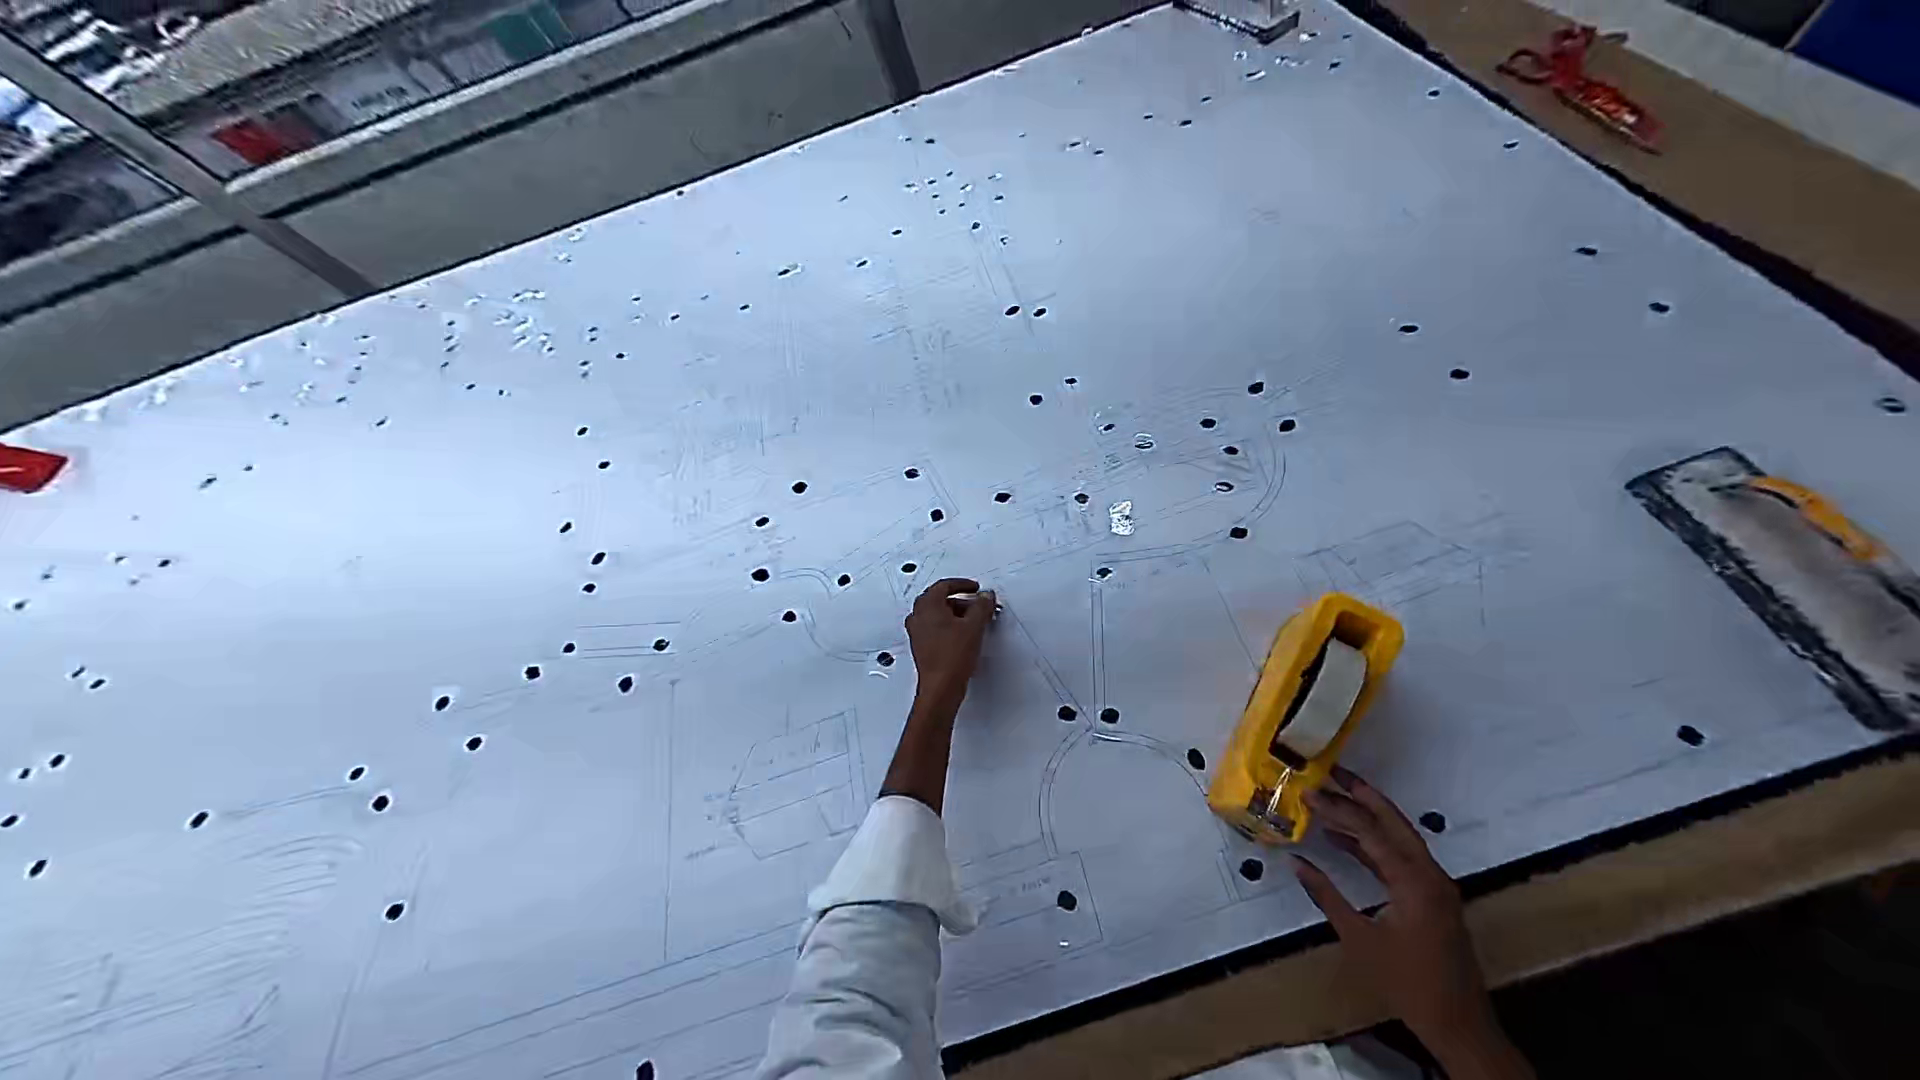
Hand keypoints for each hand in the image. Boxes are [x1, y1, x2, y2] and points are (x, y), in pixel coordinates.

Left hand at [904, 578, 995, 702]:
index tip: (974, 588)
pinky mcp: (921, 646)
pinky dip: (948, 626)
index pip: (943, 586)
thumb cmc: (950, 658)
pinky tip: (962, 636)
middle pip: (938, 599)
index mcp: (927, 606)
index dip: (962, 584)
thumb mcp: (974, 626)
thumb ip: (982, 606)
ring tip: (973, 621)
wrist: (941, 686)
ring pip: (936, 614)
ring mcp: (918, 633)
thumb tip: (985, 597)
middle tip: (976, 604)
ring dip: (954, 613)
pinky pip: (934, 628)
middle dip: (960, 600)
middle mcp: (918, 617)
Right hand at [1292, 767, 1532, 1079]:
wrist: (1458, 1025)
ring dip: (1368, 817)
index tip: (1309, 792)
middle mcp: (1430, 876)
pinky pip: (1400, 858)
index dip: (1338, 809)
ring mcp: (1434, 886)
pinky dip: (1374, 844)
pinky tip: (1344, 840)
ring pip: (1399, 838)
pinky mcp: (1431, 898)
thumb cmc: (1406, 982)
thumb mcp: (1359, 938)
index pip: (1372, 832)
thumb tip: (1297, 862)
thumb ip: (1326, 895)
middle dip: (1363, 795)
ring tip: (1334, 798)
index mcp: (1414, 882)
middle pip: (1394, 823)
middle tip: (1333, 772)